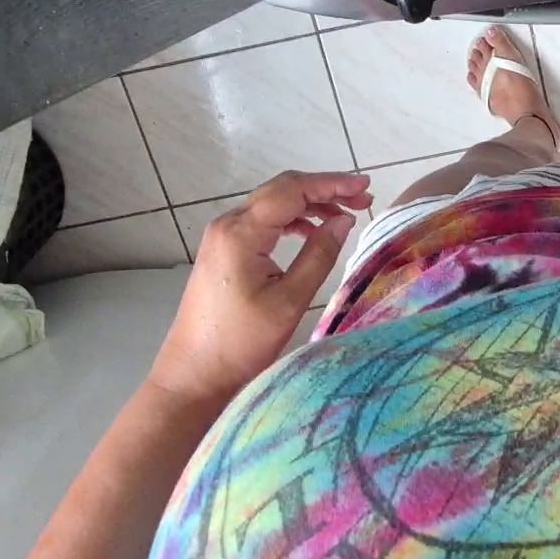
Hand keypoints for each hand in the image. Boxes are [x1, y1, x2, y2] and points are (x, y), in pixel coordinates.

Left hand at [149, 171, 372, 402]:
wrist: (194, 375)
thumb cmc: (241, 342)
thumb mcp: (290, 300)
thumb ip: (319, 255)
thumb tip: (344, 221)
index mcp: (242, 232)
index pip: (293, 191)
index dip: (332, 183)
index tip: (366, 185)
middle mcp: (228, 224)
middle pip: (282, 189)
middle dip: (325, 189)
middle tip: (363, 199)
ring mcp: (223, 236)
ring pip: (274, 203)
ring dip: (311, 203)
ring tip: (347, 214)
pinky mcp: (224, 249)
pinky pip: (264, 220)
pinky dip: (293, 219)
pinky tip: (314, 232)